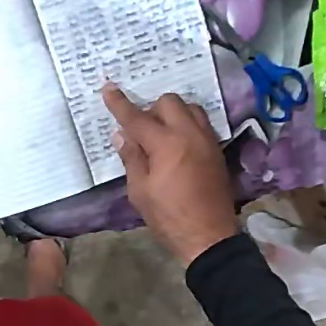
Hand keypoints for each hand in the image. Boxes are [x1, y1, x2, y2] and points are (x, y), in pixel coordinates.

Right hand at [103, 86, 238, 266]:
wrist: (209, 237)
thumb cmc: (169, 218)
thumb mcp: (140, 192)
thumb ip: (132, 159)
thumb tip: (122, 135)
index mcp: (166, 144)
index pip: (137, 117)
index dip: (120, 103)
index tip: (108, 88)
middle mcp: (189, 134)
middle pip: (169, 102)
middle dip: (151, 110)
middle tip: (141, 132)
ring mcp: (207, 141)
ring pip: (190, 109)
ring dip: (173, 114)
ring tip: (162, 136)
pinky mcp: (217, 151)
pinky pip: (201, 124)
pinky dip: (187, 125)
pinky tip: (178, 145)